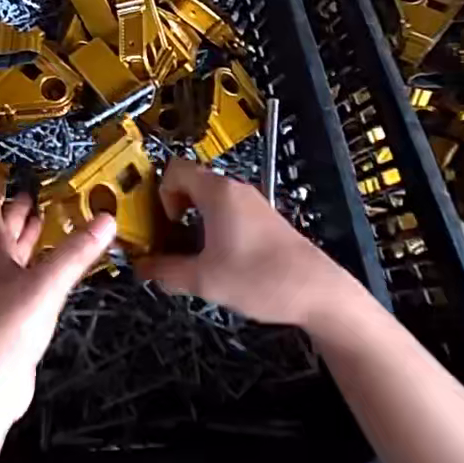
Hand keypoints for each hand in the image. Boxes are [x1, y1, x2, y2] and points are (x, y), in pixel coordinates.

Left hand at [0, 179, 115, 424]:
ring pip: (16, 261)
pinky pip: (28, 287)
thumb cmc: (4, 329)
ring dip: (29, 242)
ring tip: (48, 225)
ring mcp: (1, 300)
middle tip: (35, 195)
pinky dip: (41, 272)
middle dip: (17, 215)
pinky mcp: (13, 325)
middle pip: (3, 236)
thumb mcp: (43, 286)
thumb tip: (107, 218)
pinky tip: (55, 274)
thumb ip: (75, 253)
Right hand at [137, 158, 360, 327]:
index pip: (174, 169)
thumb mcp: (204, 280)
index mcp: (218, 192)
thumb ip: (166, 272)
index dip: (158, 192)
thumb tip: (144, 269)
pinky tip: (216, 258)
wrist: (319, 293)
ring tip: (189, 252)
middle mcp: (235, 190)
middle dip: (172, 207)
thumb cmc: (264, 278)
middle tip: (166, 237)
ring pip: (209, 198)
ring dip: (192, 219)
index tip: (160, 221)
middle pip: (190, 182)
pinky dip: (213, 226)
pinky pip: (227, 211)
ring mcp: (252, 204)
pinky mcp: (264, 220)